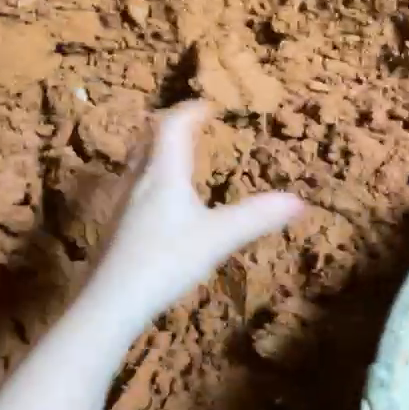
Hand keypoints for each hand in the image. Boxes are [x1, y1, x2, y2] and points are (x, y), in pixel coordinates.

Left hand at [84, 102, 304, 328]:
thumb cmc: (165, 260)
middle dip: (171, 128)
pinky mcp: (116, 229)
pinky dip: (154, 180)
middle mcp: (139, 181)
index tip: (209, 105)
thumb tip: (299, 201)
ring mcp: (123, 206)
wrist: (110, 303)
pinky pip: (135, 189)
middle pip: (150, 140)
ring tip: (180, 158)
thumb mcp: (217, 238)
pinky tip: (164, 205)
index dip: (191, 111)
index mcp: (163, 174)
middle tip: (192, 126)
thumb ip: (256, 217)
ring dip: (159, 153)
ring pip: (139, 165)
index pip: (172, 126)